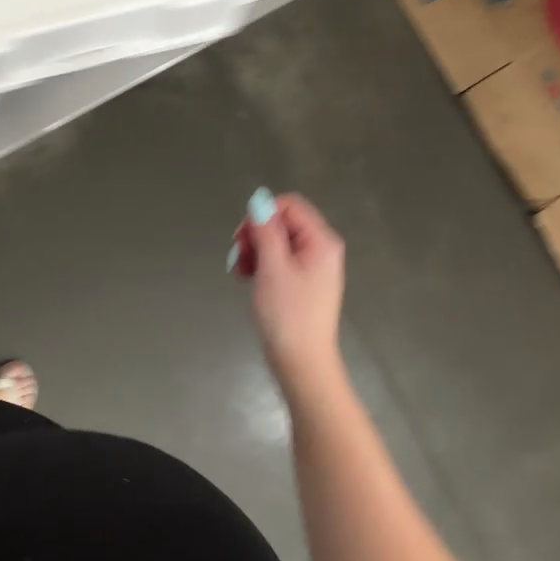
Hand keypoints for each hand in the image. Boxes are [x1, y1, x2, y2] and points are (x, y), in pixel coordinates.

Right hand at [247, 193, 345, 371]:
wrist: (300, 360)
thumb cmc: (287, 314)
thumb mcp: (272, 268)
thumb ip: (266, 231)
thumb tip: (258, 200)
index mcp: (320, 242)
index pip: (290, 206)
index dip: (262, 214)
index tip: (243, 237)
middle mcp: (320, 250)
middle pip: (281, 223)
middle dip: (254, 235)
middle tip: (238, 257)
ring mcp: (311, 267)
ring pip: (275, 242)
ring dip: (253, 251)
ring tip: (240, 272)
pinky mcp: (300, 283)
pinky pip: (277, 261)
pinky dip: (259, 265)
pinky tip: (247, 280)